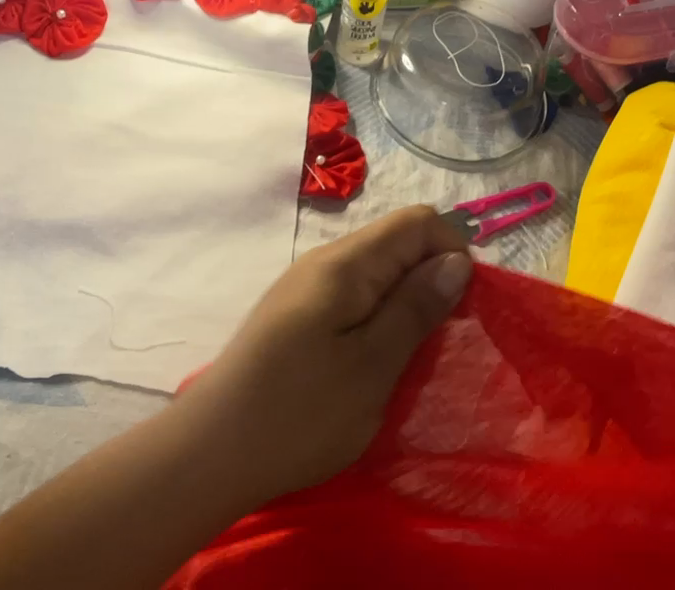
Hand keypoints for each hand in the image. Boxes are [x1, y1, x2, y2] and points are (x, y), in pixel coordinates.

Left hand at [172, 205, 472, 504]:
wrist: (211, 452)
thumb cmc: (300, 413)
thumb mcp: (372, 366)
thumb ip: (415, 308)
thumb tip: (457, 260)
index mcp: (345, 263)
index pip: (417, 222)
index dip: (451, 251)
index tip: (463, 306)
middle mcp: (323, 261)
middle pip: (395, 243)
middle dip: (429, 278)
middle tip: (438, 339)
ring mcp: (304, 287)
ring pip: (374, 271)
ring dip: (403, 302)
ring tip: (409, 354)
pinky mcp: (294, 314)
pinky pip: (351, 296)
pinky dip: (376, 317)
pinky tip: (373, 359)